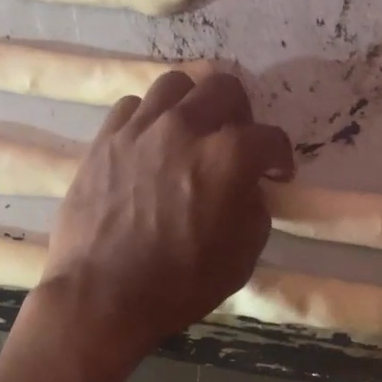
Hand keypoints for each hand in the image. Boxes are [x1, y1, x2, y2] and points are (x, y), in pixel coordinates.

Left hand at [36, 72, 294, 358]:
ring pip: (175, 86)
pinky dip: (148, 119)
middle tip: (235, 142)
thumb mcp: (239, 260)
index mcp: (227, 158)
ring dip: (191, 105)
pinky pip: (132, 106)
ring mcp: (139, 130)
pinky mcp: (104, 140)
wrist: (101, 296)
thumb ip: (254, 213)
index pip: (269, 139)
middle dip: (240, 114)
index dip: (279, 157)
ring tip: (189, 134)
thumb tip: (248, 190)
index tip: (276, 173)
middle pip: (223, 88)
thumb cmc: (176, 287)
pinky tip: (149, 145)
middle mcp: (184, 128)